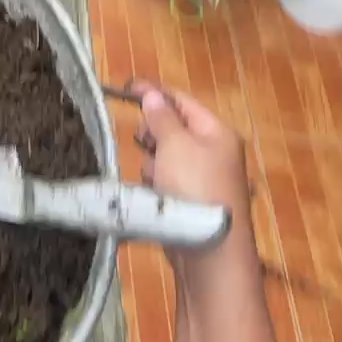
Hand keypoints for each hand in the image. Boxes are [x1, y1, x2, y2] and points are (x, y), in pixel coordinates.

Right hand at [129, 83, 252, 260]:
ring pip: (165, 153)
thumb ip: (161, 117)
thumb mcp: (175, 144)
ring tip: (155, 176)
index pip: (181, 100)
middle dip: (153, 132)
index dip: (154, 92)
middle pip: (173, 126)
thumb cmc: (195, 188)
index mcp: (216, 133)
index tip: (124, 88)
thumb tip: (152, 95)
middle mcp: (213, 151)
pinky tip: (156, 194)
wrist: (210, 253)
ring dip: (153, 160)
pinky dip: (157, 181)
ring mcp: (203, 177)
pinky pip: (166, 176)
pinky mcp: (191, 198)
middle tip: (143, 141)